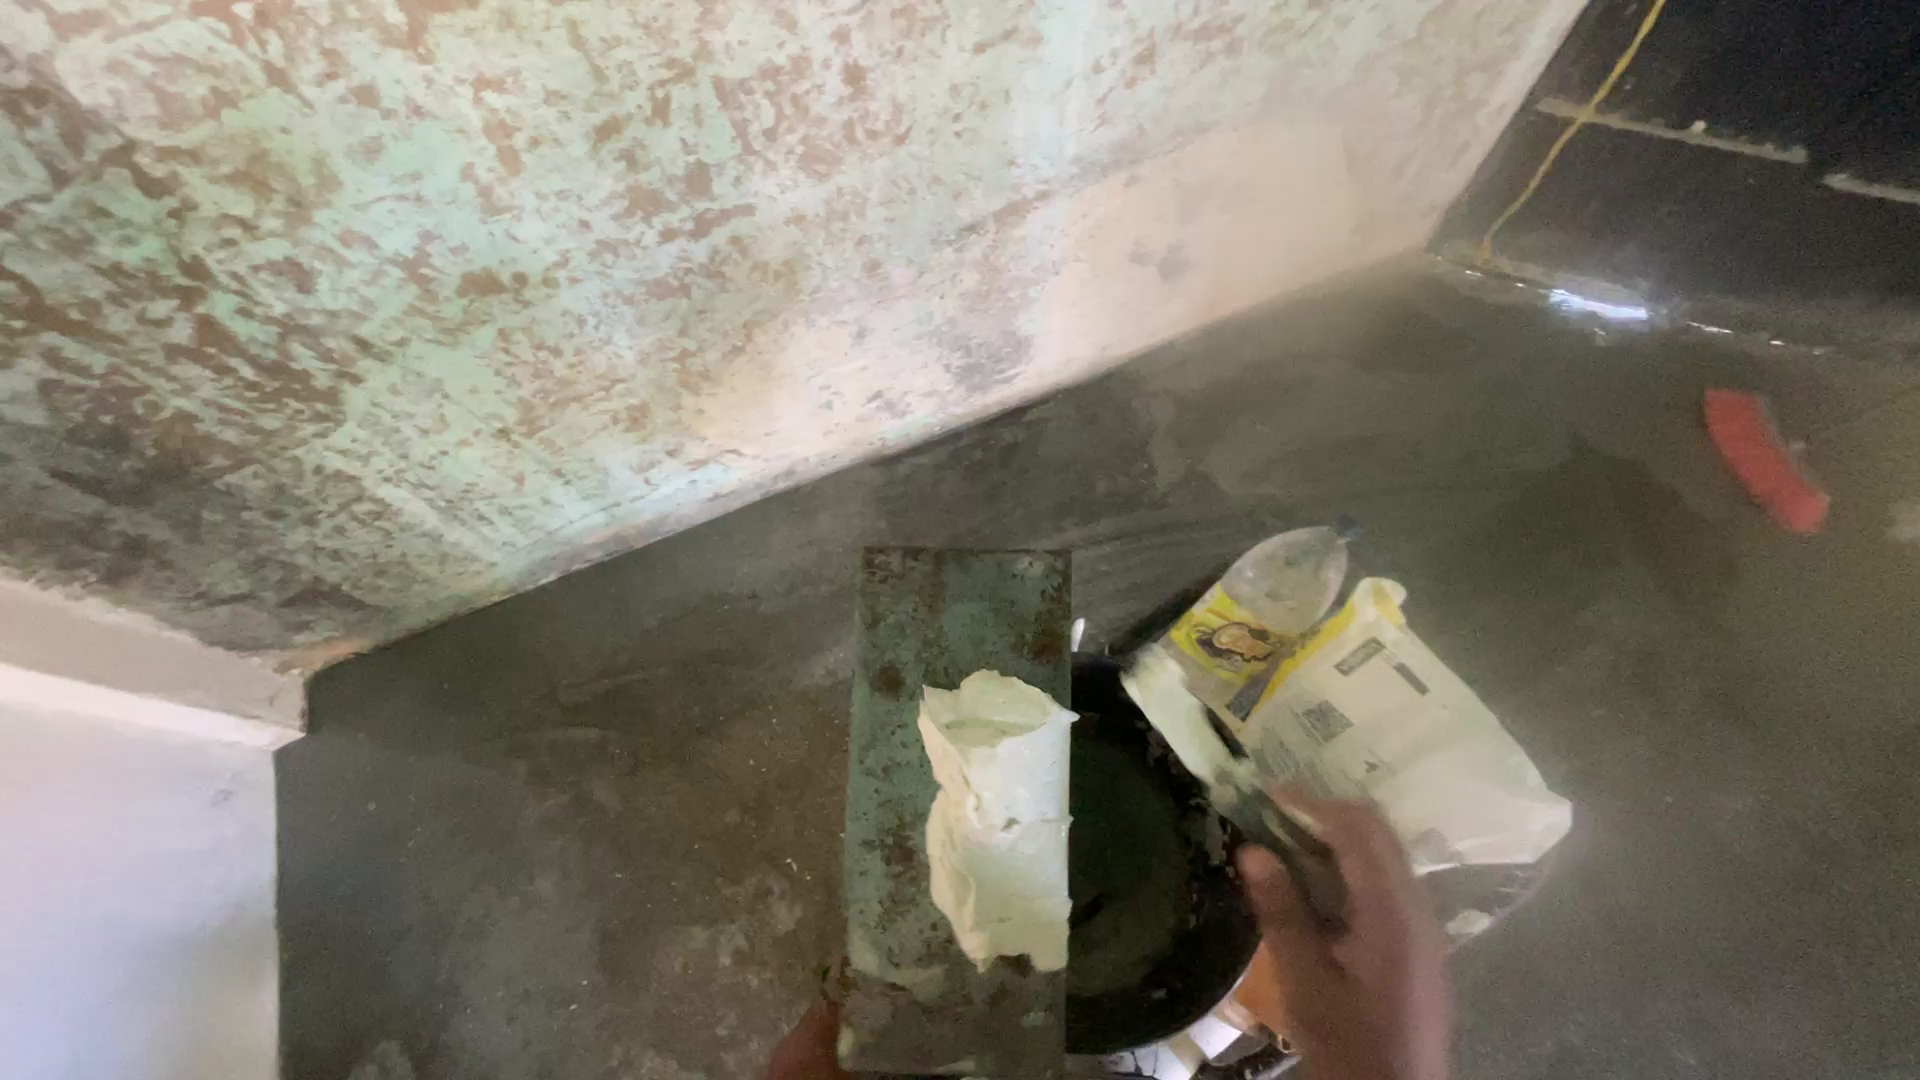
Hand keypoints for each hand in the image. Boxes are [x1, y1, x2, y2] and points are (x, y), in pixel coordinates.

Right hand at [1235, 795, 1451, 1079]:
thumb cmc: (1349, 1046)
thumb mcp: (1305, 983)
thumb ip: (1281, 912)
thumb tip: (1250, 848)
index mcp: (1393, 915)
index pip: (1358, 831)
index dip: (1311, 804)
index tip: (1264, 794)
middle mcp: (1418, 909)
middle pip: (1376, 832)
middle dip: (1323, 812)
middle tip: (1270, 812)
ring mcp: (1422, 925)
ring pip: (1382, 852)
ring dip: (1335, 835)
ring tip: (1282, 837)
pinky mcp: (1416, 941)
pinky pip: (1383, 878)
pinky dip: (1346, 861)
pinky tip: (1311, 879)